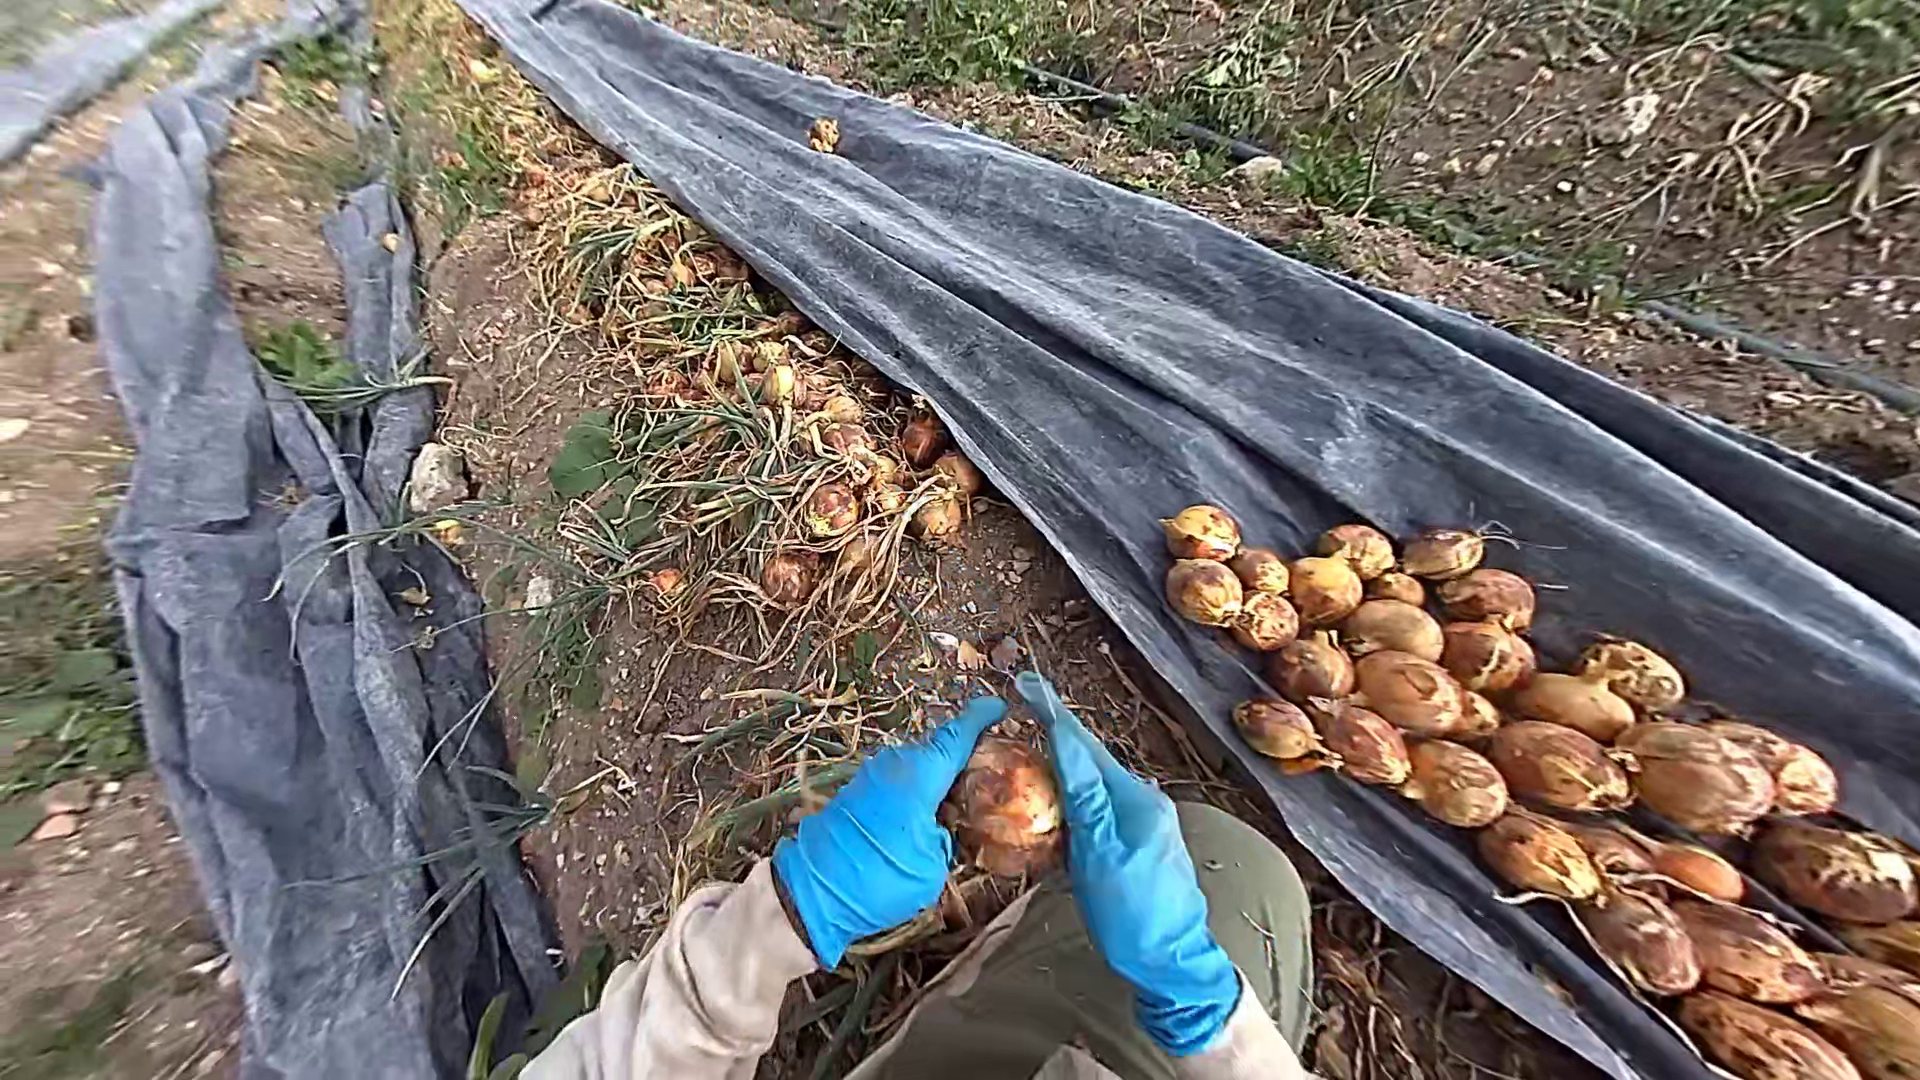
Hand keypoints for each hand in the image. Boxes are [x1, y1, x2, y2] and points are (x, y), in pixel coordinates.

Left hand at [772, 696, 1006, 966]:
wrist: (811, 892)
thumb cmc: (879, 877)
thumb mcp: (931, 866)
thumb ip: (946, 835)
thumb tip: (945, 825)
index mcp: (921, 771)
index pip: (958, 734)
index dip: (982, 717)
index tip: (1000, 708)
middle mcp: (898, 762)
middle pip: (940, 748)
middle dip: (964, 756)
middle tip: (989, 773)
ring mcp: (875, 773)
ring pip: (919, 764)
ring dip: (939, 776)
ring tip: (958, 802)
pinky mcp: (859, 788)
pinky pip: (900, 778)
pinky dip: (918, 788)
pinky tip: (925, 815)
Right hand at [1016, 672, 1240, 1055]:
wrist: (1174, 967)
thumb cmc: (1134, 915)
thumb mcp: (1102, 857)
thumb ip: (1084, 798)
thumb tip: (1063, 739)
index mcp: (1133, 798)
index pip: (1085, 745)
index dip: (1053, 713)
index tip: (1026, 683)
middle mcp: (1140, 798)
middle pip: (1089, 758)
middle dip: (1055, 731)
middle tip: (1023, 707)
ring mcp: (1141, 817)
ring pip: (1092, 781)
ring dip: (1062, 761)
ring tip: (1031, 742)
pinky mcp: (1135, 835)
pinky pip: (1098, 803)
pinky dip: (1072, 791)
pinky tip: (1056, 793)